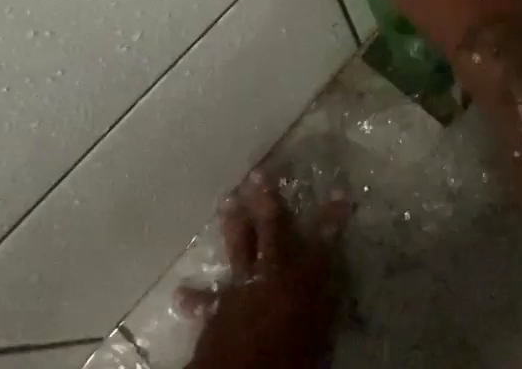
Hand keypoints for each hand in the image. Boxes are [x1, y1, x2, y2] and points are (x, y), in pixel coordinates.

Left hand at [180, 169, 349, 368]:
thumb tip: (335, 280)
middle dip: (268, 199)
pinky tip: (181, 293)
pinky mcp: (218, 309)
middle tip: (260, 172)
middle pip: (271, 229)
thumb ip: (327, 304)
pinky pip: (206, 301)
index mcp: (300, 278)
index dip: (332, 217)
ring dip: (233, 223)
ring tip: (226, 199)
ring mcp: (240, 288)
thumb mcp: (321, 333)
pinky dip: (194, 298)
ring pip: (238, 247)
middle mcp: (270, 274)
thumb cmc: (290, 359)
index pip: (323, 241)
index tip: (340, 192)